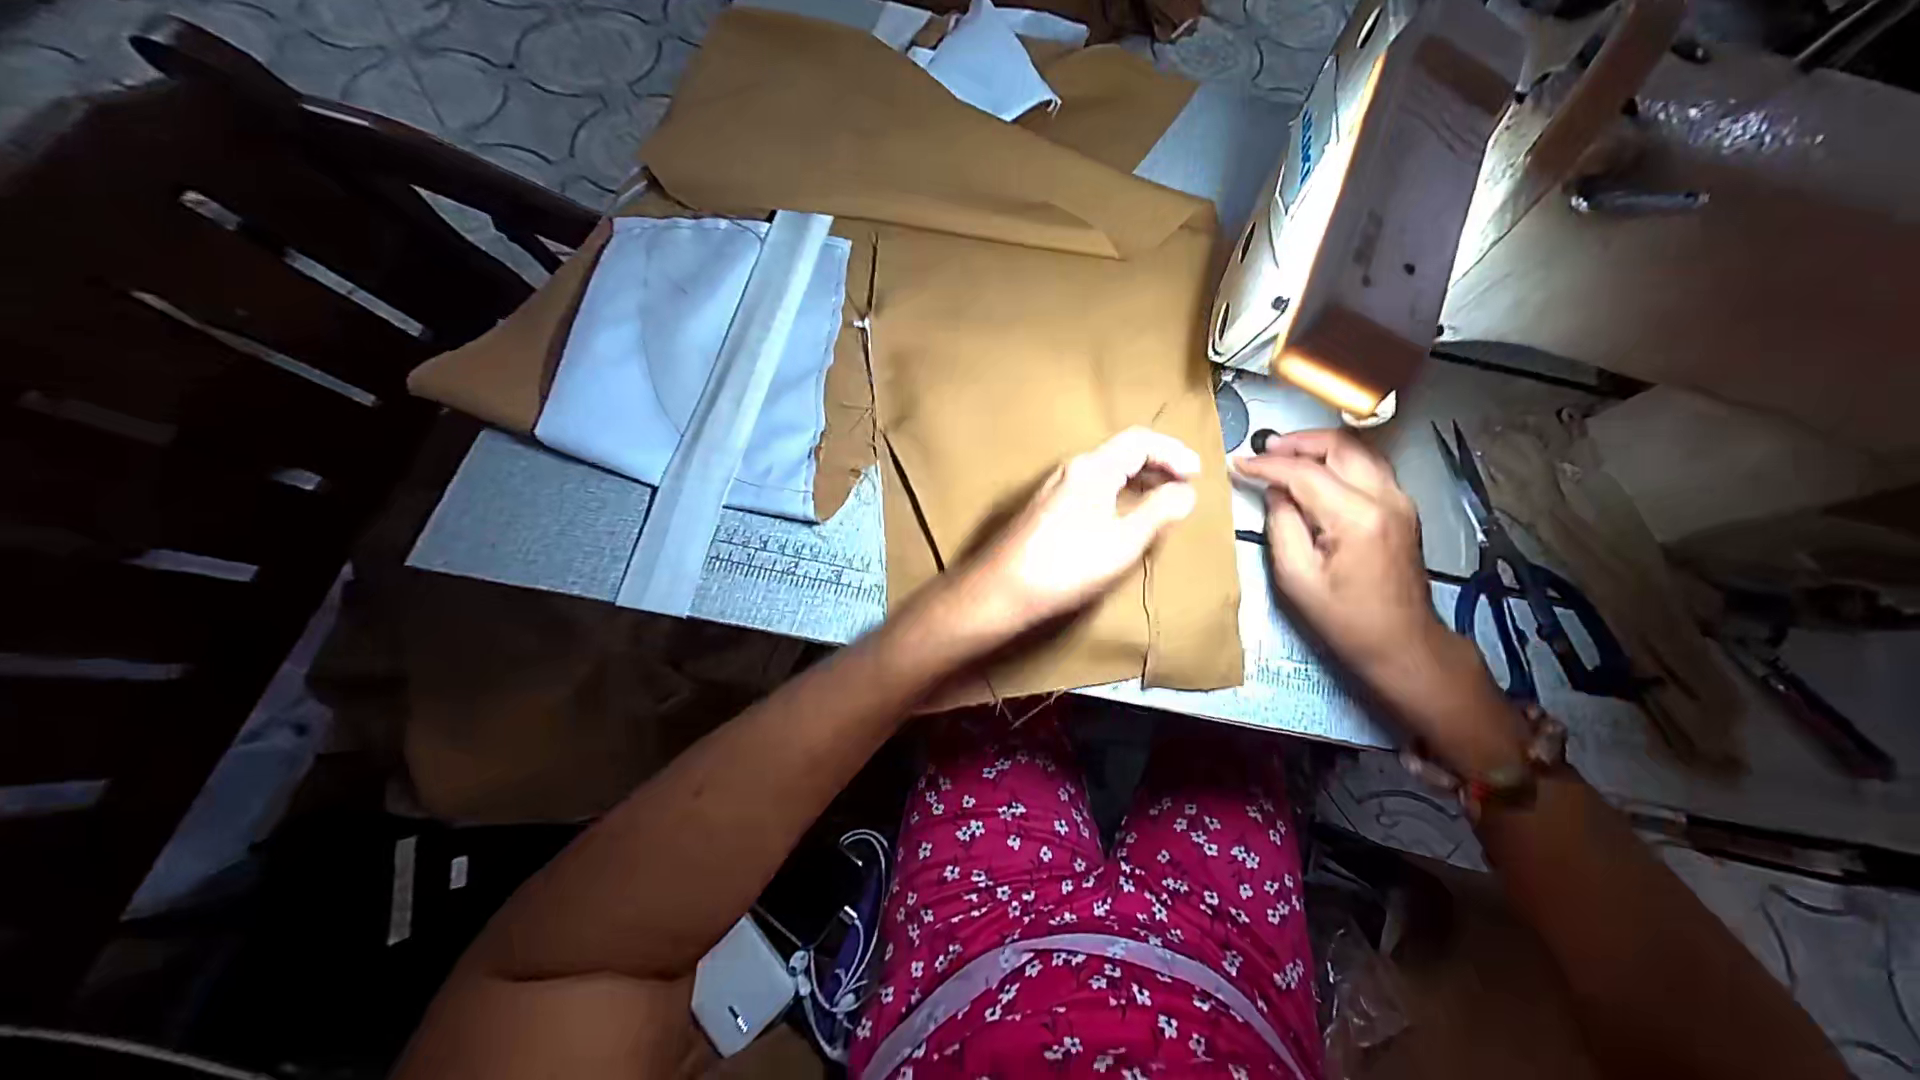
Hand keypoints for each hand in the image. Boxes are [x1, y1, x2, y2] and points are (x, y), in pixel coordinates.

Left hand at [948, 427, 1201, 641]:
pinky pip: (1091, 487)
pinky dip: (1117, 493)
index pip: (1140, 440)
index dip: (1173, 452)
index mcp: (1092, 468)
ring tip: (1161, 500)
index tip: (1196, 474)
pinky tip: (1123, 516)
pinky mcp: (1045, 508)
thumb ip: (1158, 512)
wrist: (1002, 589)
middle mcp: (1071, 469)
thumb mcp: (1124, 541)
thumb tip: (1184, 491)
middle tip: (1184, 484)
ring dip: (1137, 480)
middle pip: (1121, 452)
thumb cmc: (1067, 565)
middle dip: (1157, 464)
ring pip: (1106, 471)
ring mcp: (1054, 488)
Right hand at [1232, 429, 1525, 772]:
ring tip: (1284, 456)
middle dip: (1297, 442)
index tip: (1239, 463)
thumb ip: (1281, 525)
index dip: (1267, 465)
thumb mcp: (1296, 577)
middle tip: (1264, 450)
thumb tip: (1275, 492)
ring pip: (1358, 449)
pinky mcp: (1402, 506)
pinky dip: (1337, 459)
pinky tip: (1313, 472)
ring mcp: (1400, 500)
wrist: (1402, 642)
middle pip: (1339, 445)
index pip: (1305, 473)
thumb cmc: (1346, 619)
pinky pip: (1367, 466)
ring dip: (1319, 447)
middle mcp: (1385, 499)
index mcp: (1357, 518)